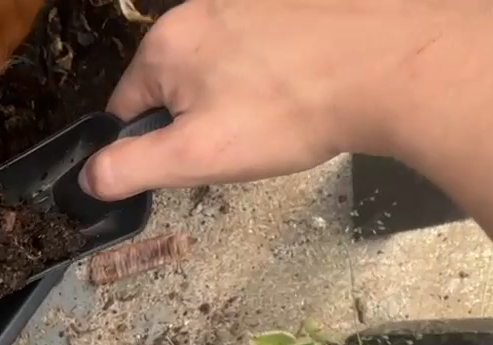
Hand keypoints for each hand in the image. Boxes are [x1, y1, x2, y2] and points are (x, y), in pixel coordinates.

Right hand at [80, 0, 492, 198]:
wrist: (406, 65)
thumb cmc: (289, 114)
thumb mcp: (192, 158)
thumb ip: (125, 169)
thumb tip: (86, 178)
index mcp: (167, 42)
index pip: (123, 109)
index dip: (147, 145)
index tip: (189, 158)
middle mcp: (203, 6)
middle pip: (168, 85)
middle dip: (189, 119)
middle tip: (234, 141)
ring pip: (213, 67)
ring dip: (228, 97)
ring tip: (272, 116)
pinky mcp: (294, 0)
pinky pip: (255, 46)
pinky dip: (266, 72)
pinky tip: (296, 89)